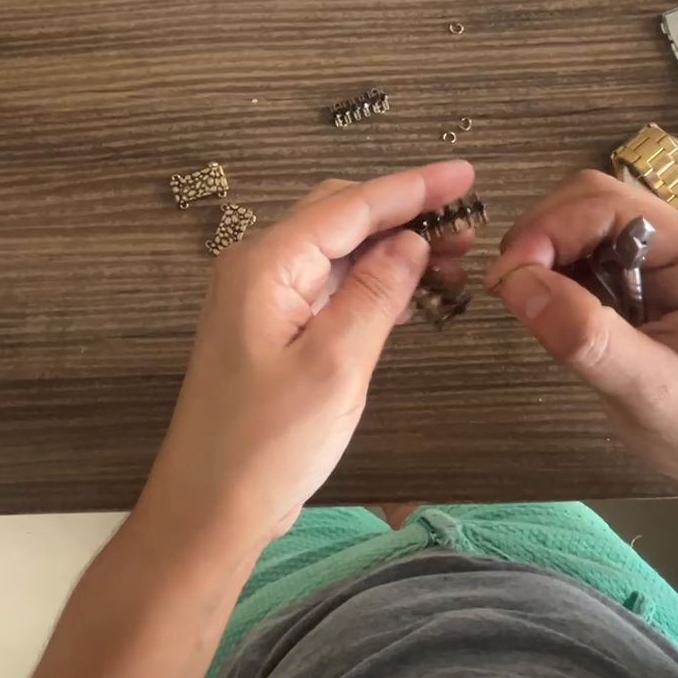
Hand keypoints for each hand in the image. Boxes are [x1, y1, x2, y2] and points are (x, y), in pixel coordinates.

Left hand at [139, 161, 477, 548]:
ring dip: (390, 250)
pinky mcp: (269, 327)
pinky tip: (411, 294)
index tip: (466, 173)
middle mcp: (258, 267)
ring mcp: (261, 297)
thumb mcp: (336, 364)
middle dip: (403, 215)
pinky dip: (369, 283)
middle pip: (340, 217)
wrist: (209, 505)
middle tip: (467, 227)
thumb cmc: (268, 443)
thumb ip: (377, 293)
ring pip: (336, 252)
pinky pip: (326, 286)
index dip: (412, 187)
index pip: (350, 205)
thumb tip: (411, 241)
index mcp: (266, 263)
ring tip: (453, 261)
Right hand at [484, 170, 677, 518]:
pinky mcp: (651, 276)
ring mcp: (674, 258)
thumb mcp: (644, 393)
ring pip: (588, 221)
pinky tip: (552, 304)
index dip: (552, 230)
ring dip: (546, 252)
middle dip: (544, 235)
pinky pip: (589, 250)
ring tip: (529, 299)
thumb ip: (583, 335)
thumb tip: (512, 283)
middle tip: (509, 286)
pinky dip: (556, 269)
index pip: (618, 208)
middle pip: (599, 202)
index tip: (505, 277)